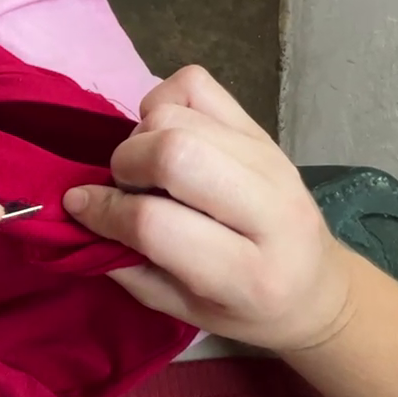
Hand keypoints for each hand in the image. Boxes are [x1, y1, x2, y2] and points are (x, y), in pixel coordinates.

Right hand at [63, 65, 355, 352]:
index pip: (155, 223)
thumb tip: (78, 209)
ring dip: (142, 137)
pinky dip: (164, 103)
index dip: (105, 211)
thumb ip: (127, 265)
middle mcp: (270, 210)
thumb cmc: (245, 310)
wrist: (318, 287)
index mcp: (250, 274)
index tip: (80, 207)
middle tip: (123, 186)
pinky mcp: (262, 129)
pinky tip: (167, 135)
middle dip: (126, 164)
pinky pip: (195, 85)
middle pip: (174, 153)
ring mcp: (270, 159)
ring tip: (148, 168)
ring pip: (178, 116)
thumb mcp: (182, 311)